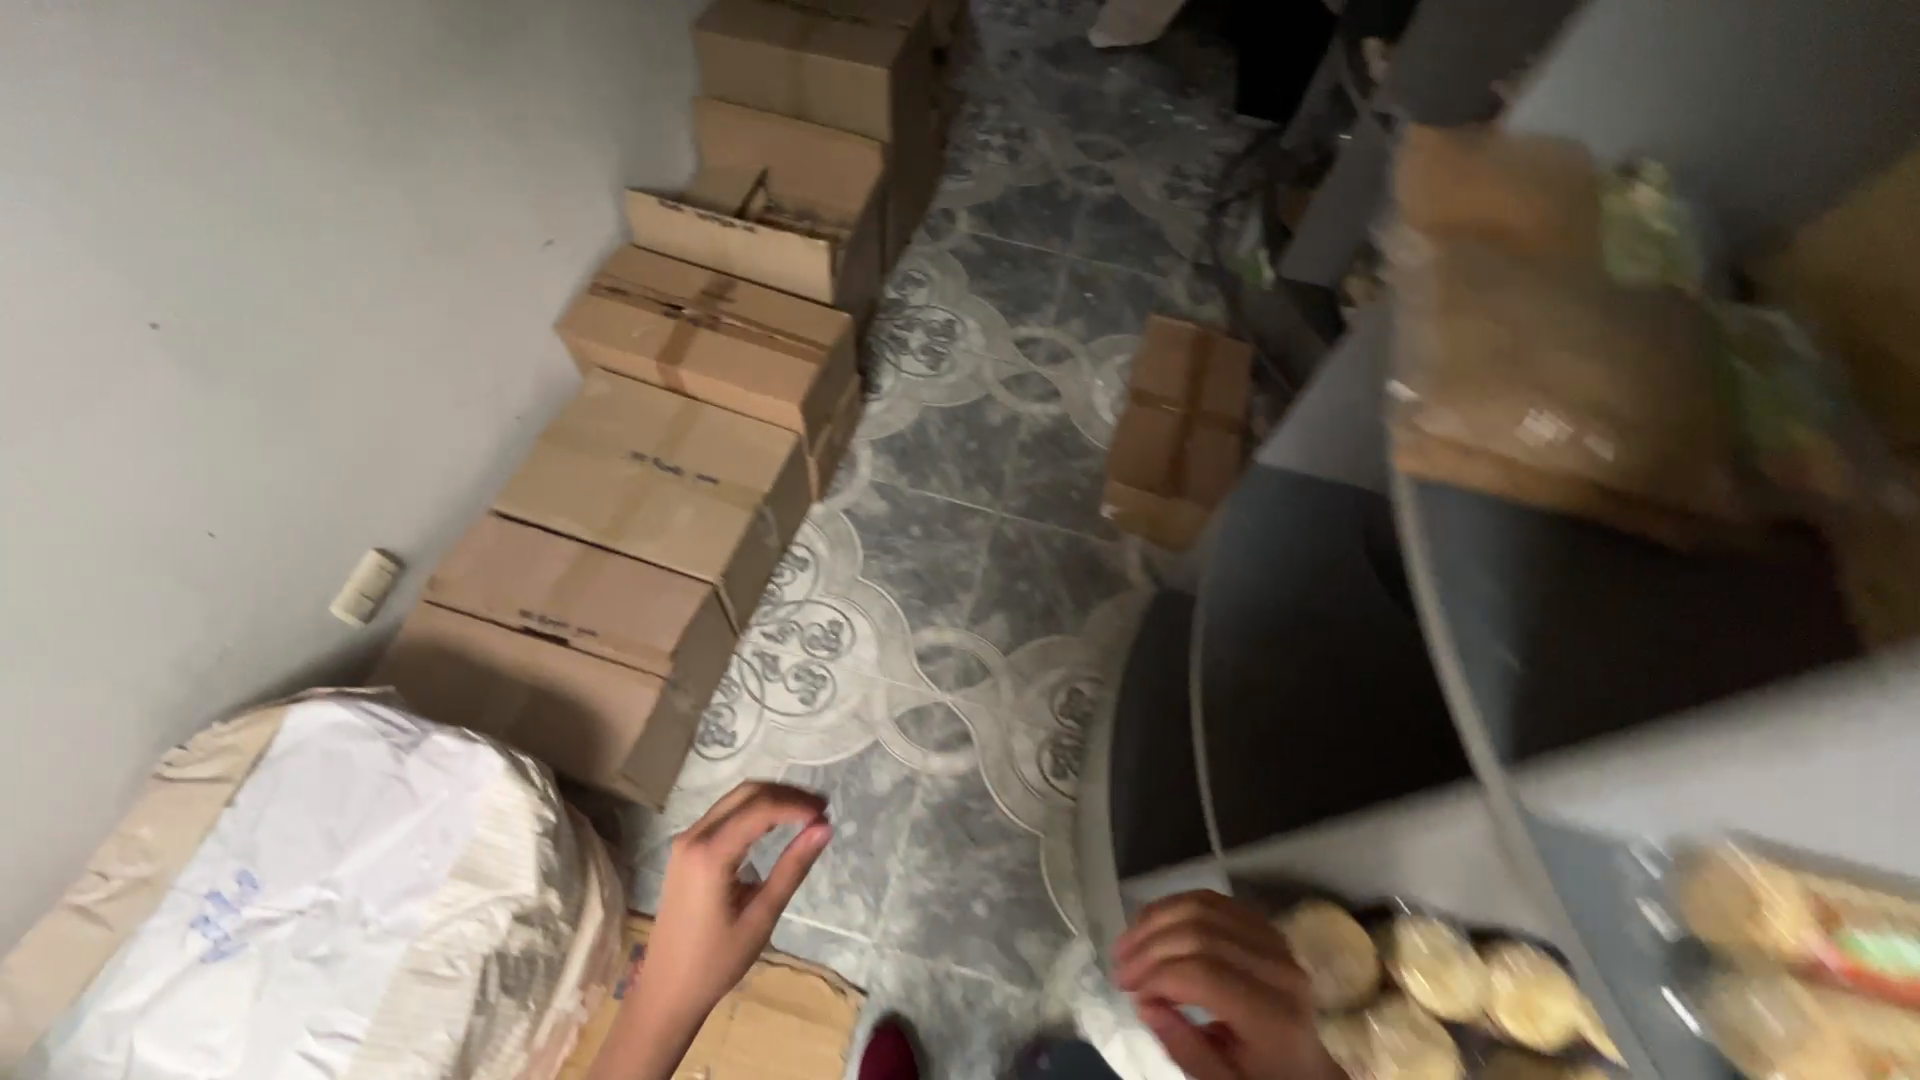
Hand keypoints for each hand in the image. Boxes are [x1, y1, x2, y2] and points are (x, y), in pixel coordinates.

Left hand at [590, 782, 831, 1079]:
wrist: (666, 991)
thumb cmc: (716, 962)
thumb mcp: (761, 916)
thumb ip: (793, 867)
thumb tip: (824, 828)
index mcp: (709, 854)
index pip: (760, 809)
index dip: (796, 805)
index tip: (826, 813)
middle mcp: (693, 837)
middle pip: (746, 793)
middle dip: (786, 794)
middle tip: (821, 808)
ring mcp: (686, 841)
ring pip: (735, 799)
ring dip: (771, 799)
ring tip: (806, 813)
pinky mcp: (686, 849)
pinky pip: (725, 815)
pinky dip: (754, 811)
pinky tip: (777, 824)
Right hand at [1114, 891, 1343, 1079]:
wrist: (1306, 1070)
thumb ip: (1184, 1048)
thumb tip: (1144, 1002)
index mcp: (1274, 1017)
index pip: (1205, 975)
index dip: (1157, 976)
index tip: (1129, 992)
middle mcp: (1280, 969)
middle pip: (1200, 934)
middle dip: (1149, 947)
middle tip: (1120, 969)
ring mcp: (1275, 941)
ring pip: (1201, 907)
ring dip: (1154, 920)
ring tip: (1126, 945)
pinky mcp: (1264, 926)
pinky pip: (1210, 899)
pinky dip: (1172, 907)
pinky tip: (1150, 926)